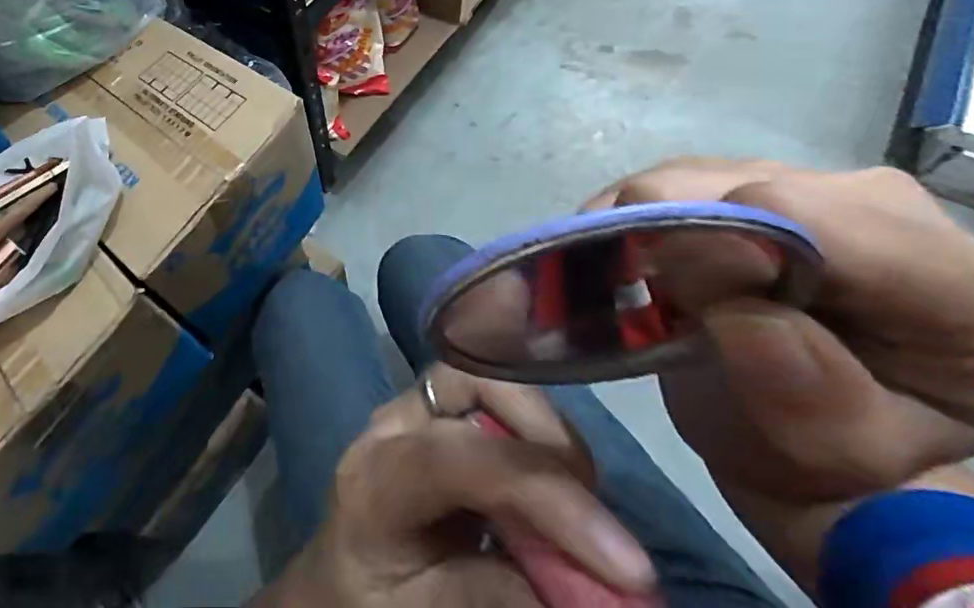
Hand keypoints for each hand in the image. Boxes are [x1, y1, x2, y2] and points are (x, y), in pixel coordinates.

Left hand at [254, 365, 656, 607]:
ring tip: (578, 523)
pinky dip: (546, 450)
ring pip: (495, 388)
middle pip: (470, 387)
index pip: (451, 459)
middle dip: (551, 447)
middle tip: (598, 533)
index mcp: (373, 485)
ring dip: (556, 448)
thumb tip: (605, 593)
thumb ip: (504, 596)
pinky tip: (557, 506)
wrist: (342, 586)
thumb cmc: (380, 607)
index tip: (631, 568)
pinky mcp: (438, 417)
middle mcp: (389, 430)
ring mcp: (412, 415)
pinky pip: (502, 407)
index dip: (545, 496)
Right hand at [589, 159, 973, 504]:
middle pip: (743, 187)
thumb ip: (806, 393)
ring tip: (660, 291)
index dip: (723, 247)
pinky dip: (635, 220)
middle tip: (668, 304)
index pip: (811, 219)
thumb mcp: (832, 451)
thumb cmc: (817, 446)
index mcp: (958, 286)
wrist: (786, 428)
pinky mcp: (744, 175)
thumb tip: (741, 311)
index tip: (680, 302)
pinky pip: (662, 177)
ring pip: (688, 176)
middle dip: (678, 242)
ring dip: (650, 232)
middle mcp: (892, 212)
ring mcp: (809, 183)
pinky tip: (646, 265)